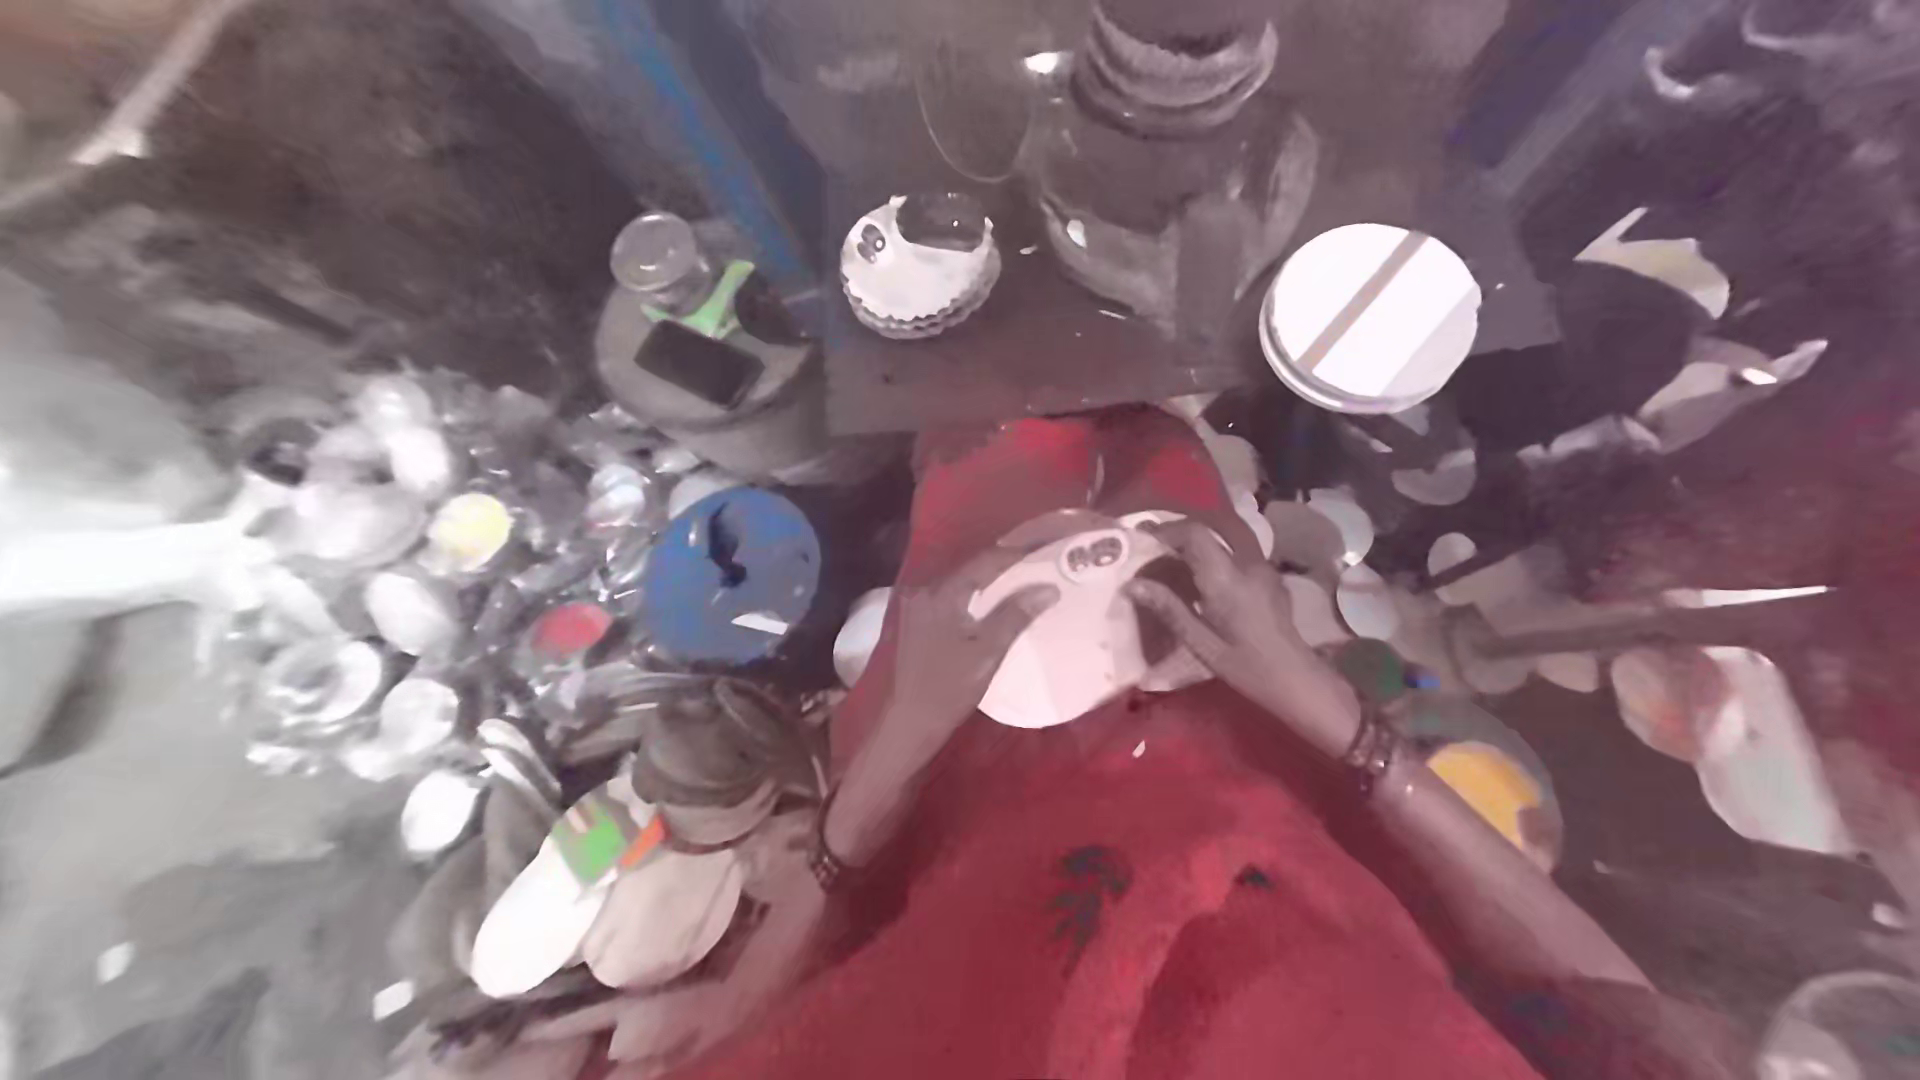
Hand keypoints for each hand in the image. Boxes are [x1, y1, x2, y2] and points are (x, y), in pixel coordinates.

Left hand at [884, 543, 1060, 738]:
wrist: (909, 720)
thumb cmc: (949, 687)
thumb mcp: (988, 651)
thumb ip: (1015, 615)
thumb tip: (1047, 588)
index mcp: (943, 593)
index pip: (985, 561)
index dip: (1016, 554)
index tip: (1043, 550)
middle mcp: (925, 590)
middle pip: (970, 568)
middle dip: (1003, 564)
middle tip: (1036, 563)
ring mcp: (918, 605)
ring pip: (960, 582)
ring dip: (988, 580)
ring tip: (1021, 578)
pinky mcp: (917, 620)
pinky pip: (950, 597)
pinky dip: (973, 595)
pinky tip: (992, 602)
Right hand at [1125, 520, 1359, 756]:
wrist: (1298, 681)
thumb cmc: (1247, 667)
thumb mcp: (1201, 643)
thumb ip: (1168, 609)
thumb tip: (1132, 585)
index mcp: (1227, 579)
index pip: (1194, 534)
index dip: (1166, 531)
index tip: (1142, 541)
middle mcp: (1247, 564)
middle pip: (1208, 532)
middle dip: (1177, 535)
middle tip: (1152, 549)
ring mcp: (1262, 568)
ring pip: (1222, 541)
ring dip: (1195, 545)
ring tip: (1171, 563)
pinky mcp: (1269, 577)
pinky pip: (1235, 555)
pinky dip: (1212, 557)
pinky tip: (1201, 581)